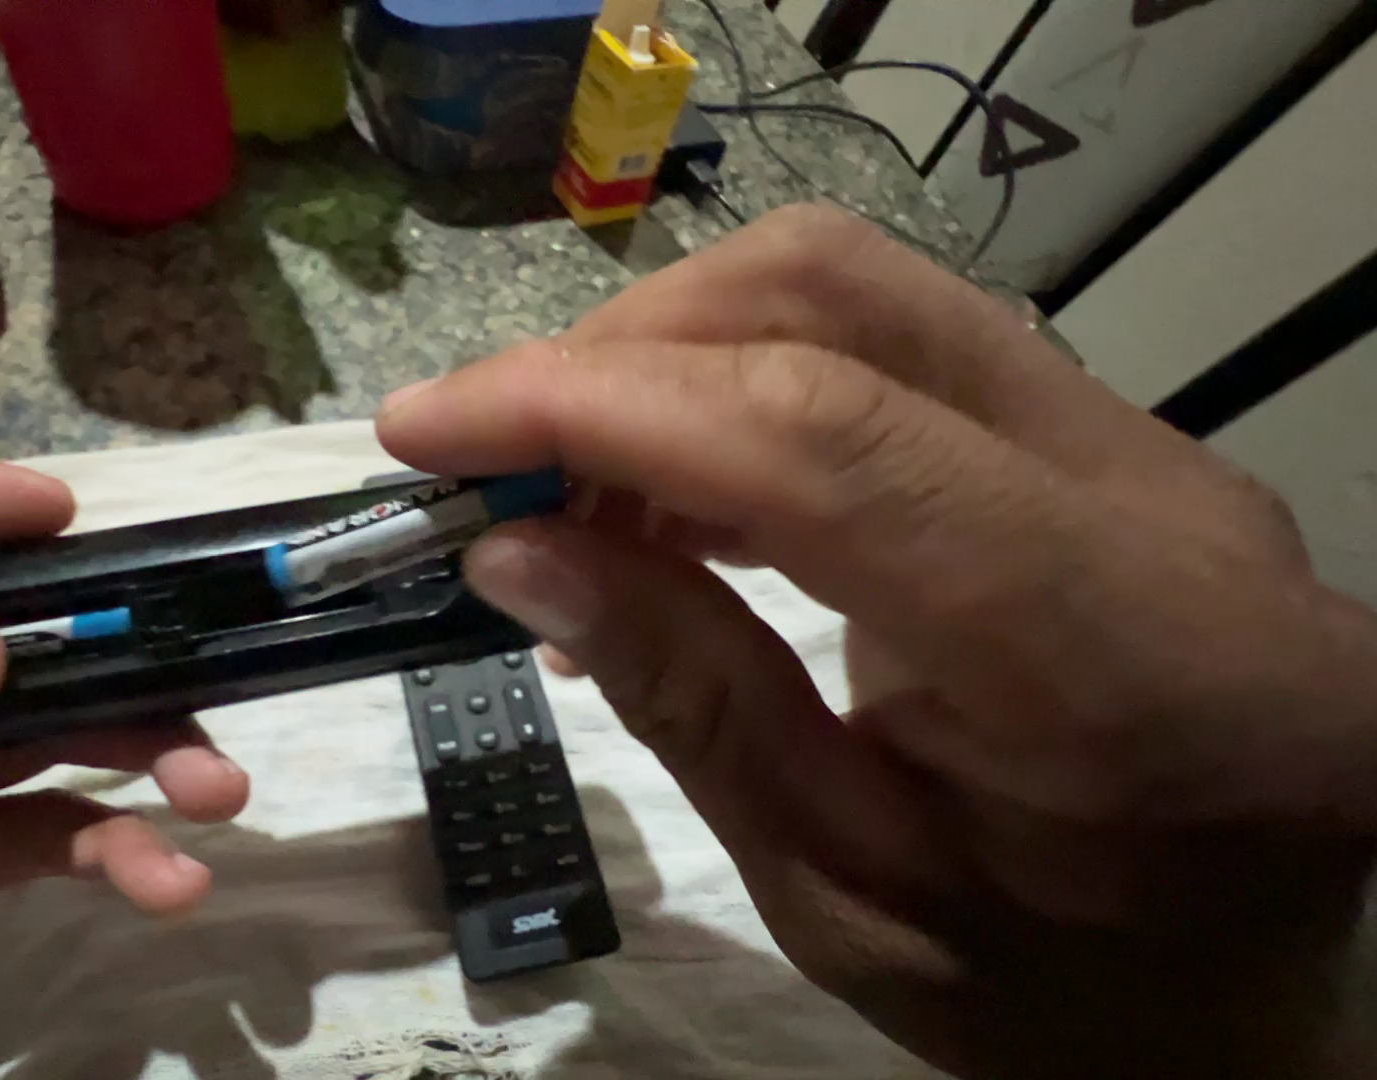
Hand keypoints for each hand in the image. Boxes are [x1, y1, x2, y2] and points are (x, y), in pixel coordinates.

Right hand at [378, 206, 1376, 1078]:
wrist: (1242, 989)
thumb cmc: (1042, 989)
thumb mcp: (832, 887)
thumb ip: (680, 697)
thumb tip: (510, 551)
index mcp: (1113, 657)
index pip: (811, 438)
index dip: (589, 405)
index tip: (425, 429)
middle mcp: (1143, 493)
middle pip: (825, 300)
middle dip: (609, 356)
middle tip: (489, 460)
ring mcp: (1119, 440)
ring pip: (835, 293)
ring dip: (650, 366)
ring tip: (561, 493)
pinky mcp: (1066, 434)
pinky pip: (851, 347)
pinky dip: (704, 396)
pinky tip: (648, 502)